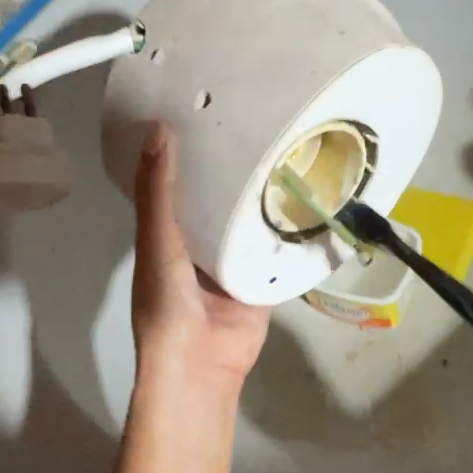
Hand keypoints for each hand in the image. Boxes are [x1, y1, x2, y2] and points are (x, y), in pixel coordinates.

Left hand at [131, 124, 270, 389]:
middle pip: (220, 199)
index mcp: (168, 233)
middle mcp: (200, 244)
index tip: (208, 108)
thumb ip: (158, 191)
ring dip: (268, 196)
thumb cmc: (167, 303)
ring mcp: (234, 264)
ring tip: (293, 148)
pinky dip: (293, 231)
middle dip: (237, 170)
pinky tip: (314, 198)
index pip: (179, 182)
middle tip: (264, 120)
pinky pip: (279, 251)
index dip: (190, 150)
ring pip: (252, 222)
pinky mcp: (263, 281)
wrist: (199, 364)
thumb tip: (159, 127)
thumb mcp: (157, 240)